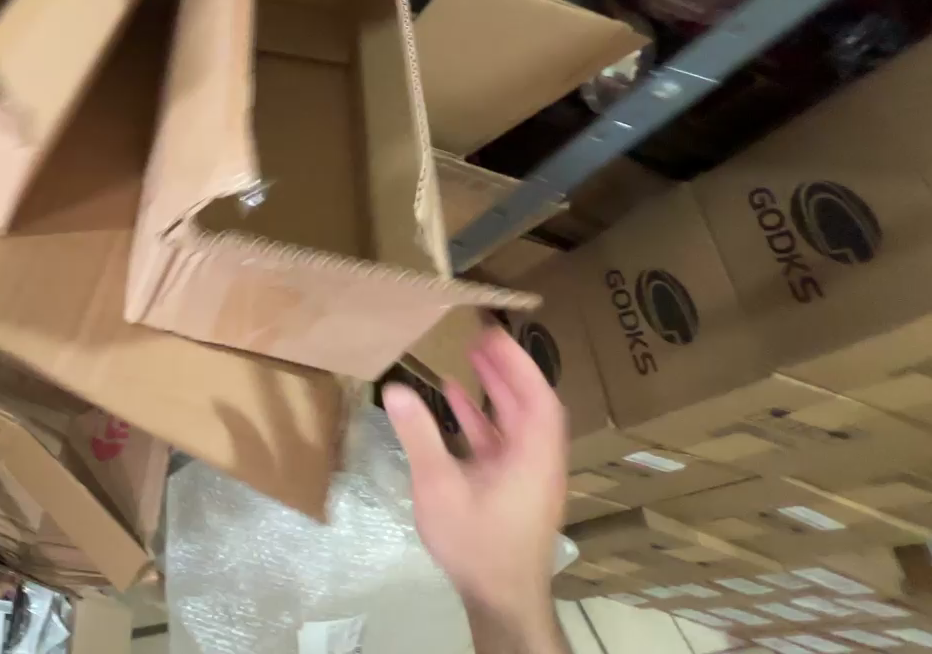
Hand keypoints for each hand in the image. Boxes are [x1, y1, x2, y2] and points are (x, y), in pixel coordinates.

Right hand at [382, 327, 566, 631]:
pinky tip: (452, 400)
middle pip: (531, 405)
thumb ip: (419, 435)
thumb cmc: (475, 541)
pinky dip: (480, 416)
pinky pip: (501, 440)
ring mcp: (525, 476)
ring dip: (496, 388)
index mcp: (532, 458)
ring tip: (470, 354)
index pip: (536, 398)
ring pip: (517, 422)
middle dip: (508, 367)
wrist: (500, 598)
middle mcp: (537, 462)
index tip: (495, 332)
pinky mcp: (510, 487)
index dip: (519, 363)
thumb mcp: (438, 486)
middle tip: (480, 332)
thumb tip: (394, 387)